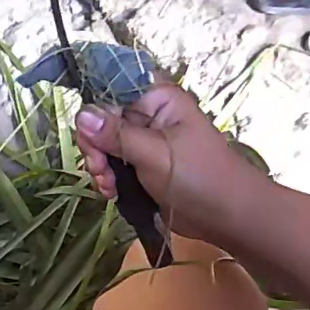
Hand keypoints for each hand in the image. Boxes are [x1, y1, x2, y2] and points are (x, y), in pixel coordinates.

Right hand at [73, 84, 269, 247]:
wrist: (228, 216)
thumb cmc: (198, 176)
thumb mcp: (153, 153)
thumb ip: (115, 134)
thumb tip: (80, 114)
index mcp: (157, 99)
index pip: (110, 93)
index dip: (95, 115)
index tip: (91, 141)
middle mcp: (149, 116)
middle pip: (102, 122)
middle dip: (95, 148)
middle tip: (100, 169)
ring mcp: (144, 143)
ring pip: (104, 146)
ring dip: (100, 167)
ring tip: (108, 186)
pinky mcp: (142, 167)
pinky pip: (113, 166)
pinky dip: (108, 179)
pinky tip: (111, 193)